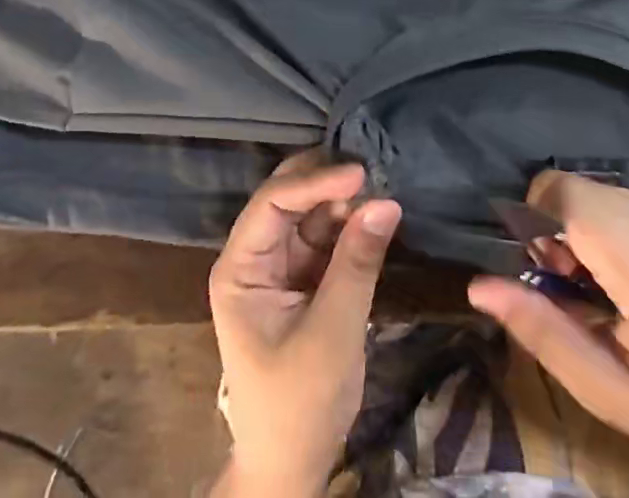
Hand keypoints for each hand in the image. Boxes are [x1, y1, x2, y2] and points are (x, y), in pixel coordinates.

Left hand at [208, 153, 401, 497]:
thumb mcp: (332, 332)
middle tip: (375, 170)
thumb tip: (388, 202)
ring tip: (384, 188)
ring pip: (312, 214)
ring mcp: (282, 266)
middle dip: (327, 181)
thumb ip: (357, 263)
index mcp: (241, 269)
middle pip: (288, 199)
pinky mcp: (307, 278)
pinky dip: (353, 224)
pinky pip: (329, 237)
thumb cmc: (300, 402)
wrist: (294, 460)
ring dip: (345, 201)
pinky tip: (378, 212)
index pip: (271, 204)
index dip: (314, 182)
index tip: (361, 174)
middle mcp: (257, 257)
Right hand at [467, 172, 628, 497]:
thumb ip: (540, 331)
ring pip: (592, 191)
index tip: (535, 272)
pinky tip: (615, 278)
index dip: (531, 219)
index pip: (566, 195)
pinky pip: (617, 201)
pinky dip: (597, 226)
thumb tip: (478, 285)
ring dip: (571, 227)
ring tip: (588, 289)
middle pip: (573, 187)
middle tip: (562, 288)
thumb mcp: (607, 391)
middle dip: (547, 227)